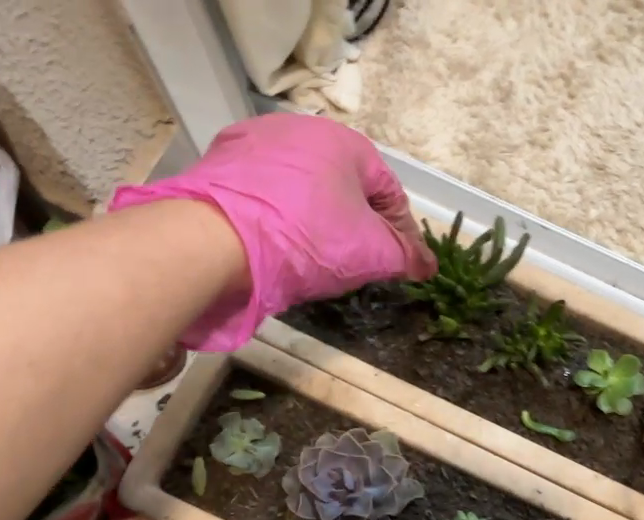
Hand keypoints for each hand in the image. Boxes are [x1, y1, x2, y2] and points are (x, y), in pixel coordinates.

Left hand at [108, 113, 436, 351]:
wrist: (216, 239)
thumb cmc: (309, 238)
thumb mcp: (371, 254)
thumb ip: (404, 257)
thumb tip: (427, 265)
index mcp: (346, 143)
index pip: (389, 191)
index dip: (402, 232)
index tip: (403, 265)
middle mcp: (301, 130)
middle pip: (345, 187)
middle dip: (357, 226)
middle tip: (358, 265)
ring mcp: (256, 144)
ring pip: (304, 190)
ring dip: (318, 222)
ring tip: (315, 260)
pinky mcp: (221, 165)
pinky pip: (266, 195)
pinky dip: (279, 220)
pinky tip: (277, 249)